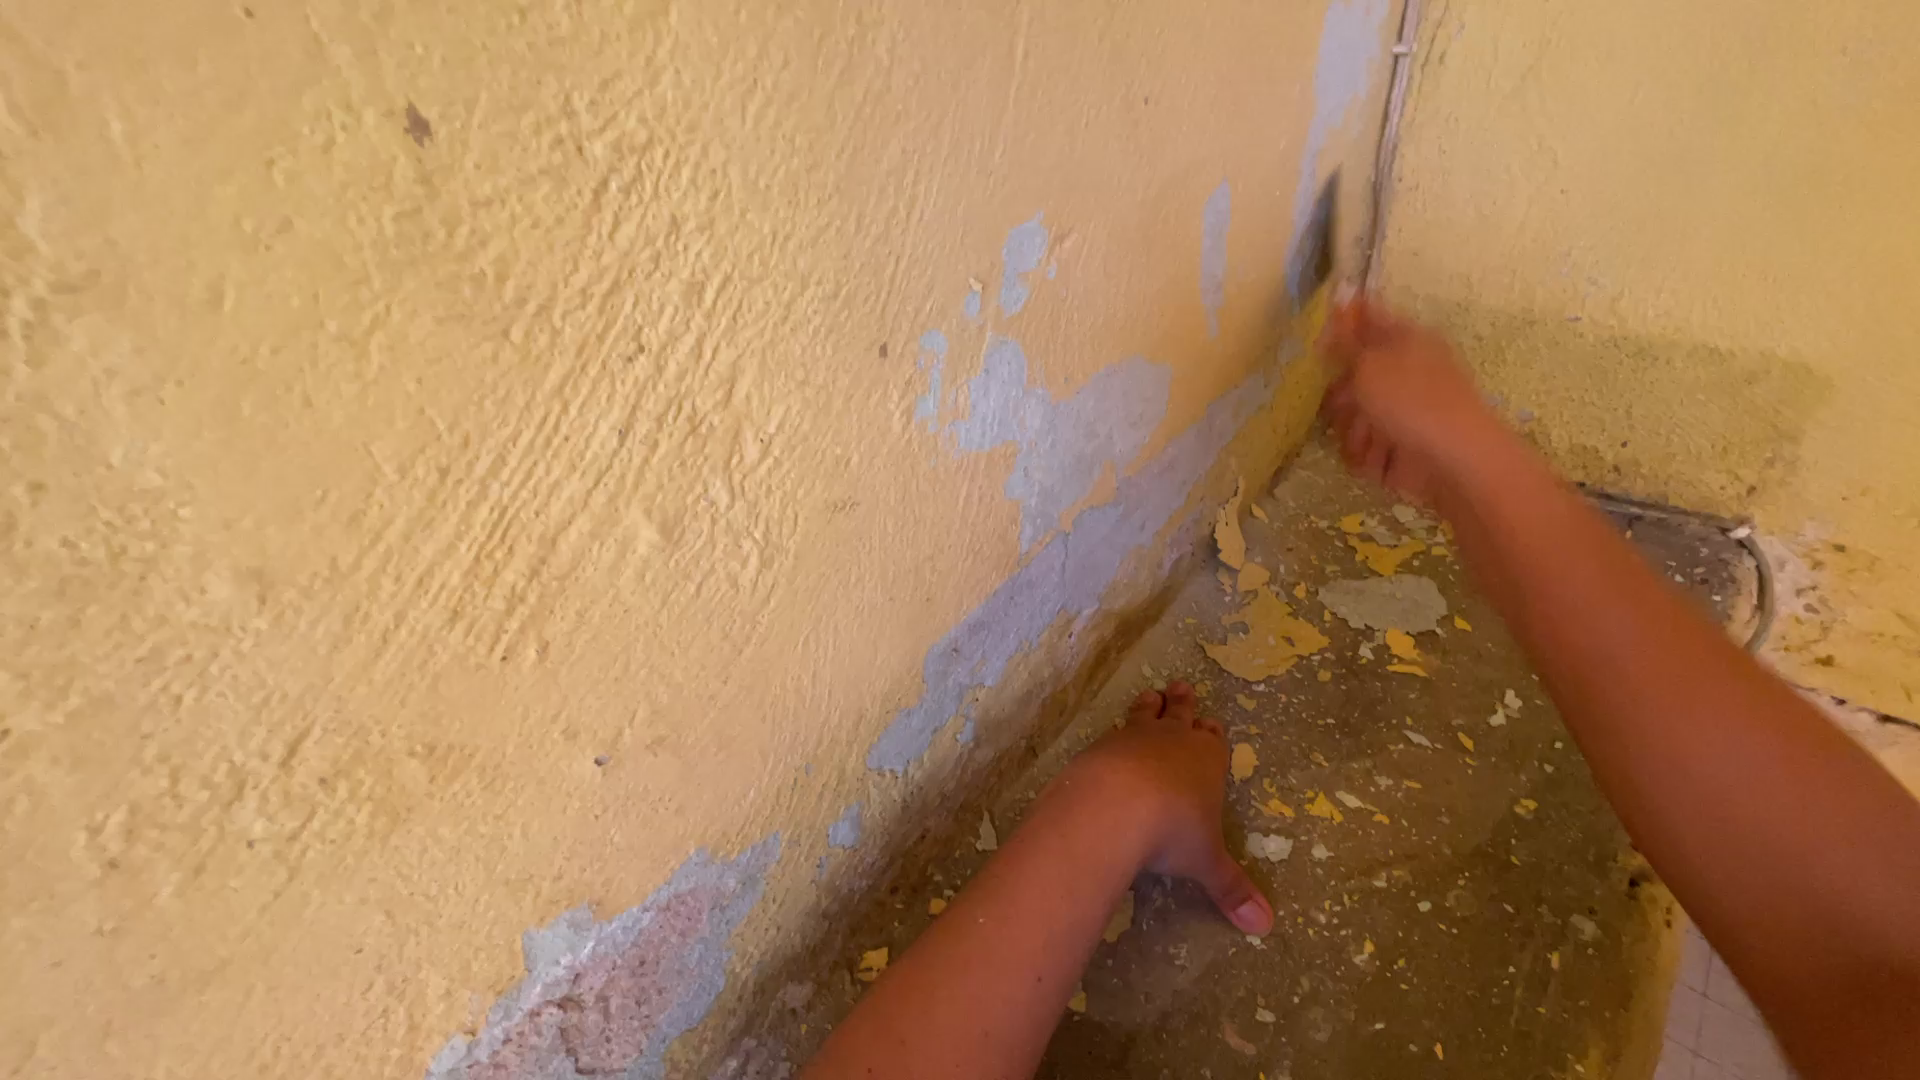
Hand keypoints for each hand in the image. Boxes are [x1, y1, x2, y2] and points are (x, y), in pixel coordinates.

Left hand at [1062, 681, 1274, 934]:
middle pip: (1180, 715)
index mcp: (1207, 760)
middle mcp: (1172, 741)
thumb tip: (1266, 926)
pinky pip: (1112, 733)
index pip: (1213, 740)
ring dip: (1149, 706)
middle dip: (1182, 704)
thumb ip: (1231, 889)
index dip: (1212, 733)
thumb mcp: (1206, 863)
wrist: (1115, 804)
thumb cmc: (1173, 830)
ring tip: (1150, 695)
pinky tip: (1110, 738)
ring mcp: (1134, 738)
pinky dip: (1115, 734)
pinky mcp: (1101, 745)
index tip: (1211, 723)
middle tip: (1181, 686)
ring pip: (1145, 715)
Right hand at [1317, 296, 1509, 502]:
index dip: (1342, 329)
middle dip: (1341, 397)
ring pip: (1352, 416)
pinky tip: (1379, 458)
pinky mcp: (1396, 446)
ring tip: (1369, 438)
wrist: (1452, 457)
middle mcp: (1403, 373)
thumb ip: (1347, 339)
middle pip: (1351, 378)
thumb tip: (1340, 300)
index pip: (1368, 320)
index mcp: (1406, 341)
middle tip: (1343, 404)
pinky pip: (1363, 447)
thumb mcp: (1370, 363)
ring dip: (1352, 430)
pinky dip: (1366, 454)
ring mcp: (1400, 412)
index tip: (1323, 347)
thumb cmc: (1411, 401)